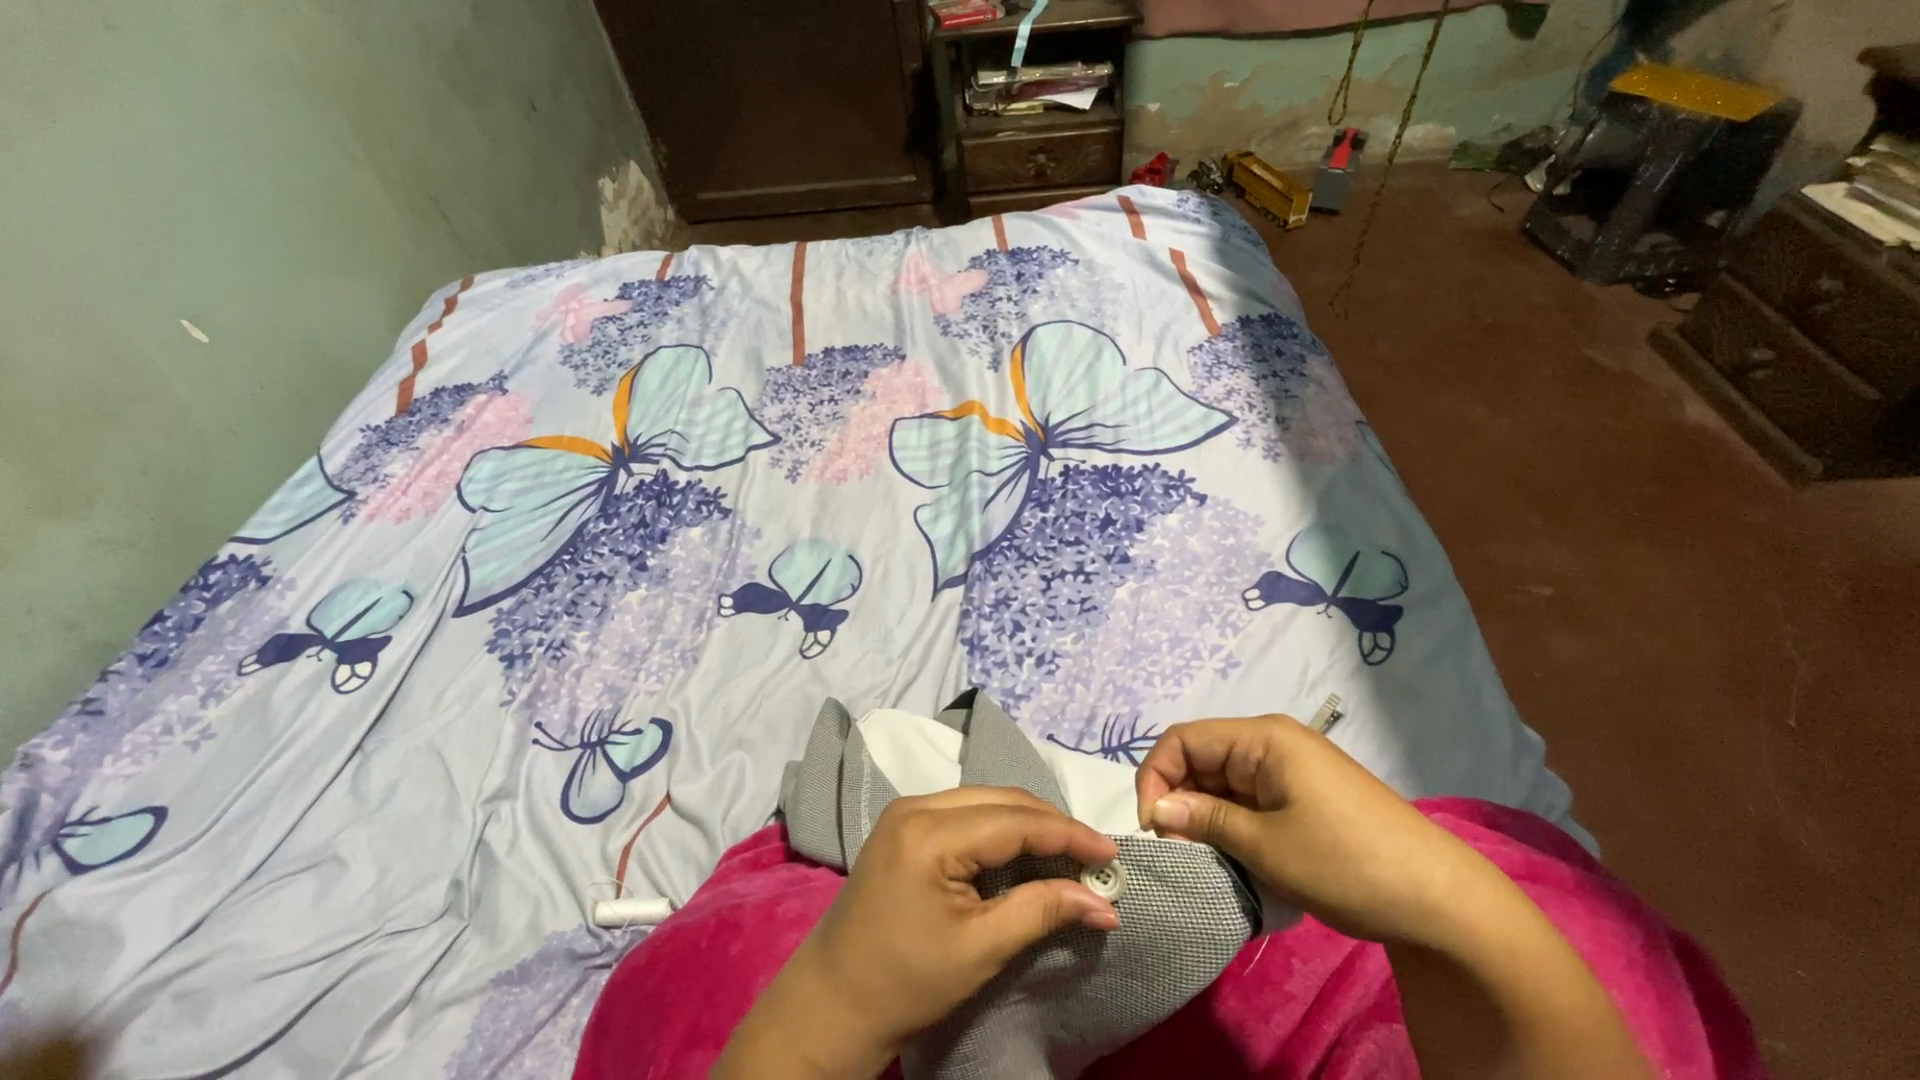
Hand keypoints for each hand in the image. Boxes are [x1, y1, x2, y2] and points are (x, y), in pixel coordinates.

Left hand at [716, 787, 1119, 1078]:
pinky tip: (1024, 853)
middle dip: (1052, 826)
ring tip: (1068, 857)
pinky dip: (1001, 829)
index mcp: (929, 834)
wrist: (832, 1003)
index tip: (1113, 856)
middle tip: (1095, 859)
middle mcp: (915, 807)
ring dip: (1028, 825)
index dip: (1069, 835)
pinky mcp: (903, 826)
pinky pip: (966, 812)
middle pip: (1002, 800)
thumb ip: (1042, 911)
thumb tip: (1105, 903)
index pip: (1016, 821)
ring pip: (985, 801)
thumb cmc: (906, 983)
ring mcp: (905, 812)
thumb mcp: (981, 950)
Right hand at [1135, 715, 1511, 948]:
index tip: (1153, 829)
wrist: (1439, 900)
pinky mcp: (1303, 797)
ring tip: (1206, 861)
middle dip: (1179, 801)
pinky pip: (1248, 800)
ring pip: (1222, 783)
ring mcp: (1291, 771)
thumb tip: (1157, 808)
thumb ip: (1204, 820)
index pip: (1182, 740)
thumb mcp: (1265, 845)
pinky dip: (1231, 826)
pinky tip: (1234, 858)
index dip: (1156, 778)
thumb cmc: (1346, 863)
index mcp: (1263, 738)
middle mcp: (1273, 743)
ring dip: (1204, 818)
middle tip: (1179, 853)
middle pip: (1200, 759)